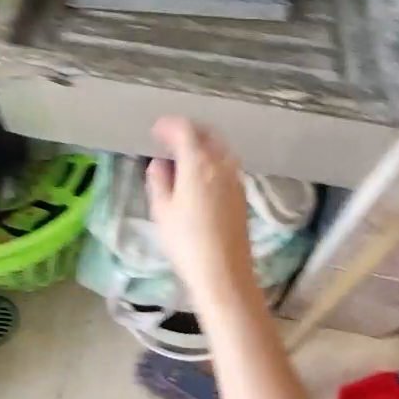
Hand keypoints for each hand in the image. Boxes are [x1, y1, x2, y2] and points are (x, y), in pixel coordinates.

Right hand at [146, 116, 255, 307]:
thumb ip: (159, 181)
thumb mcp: (162, 211)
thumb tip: (159, 164)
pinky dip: (212, 158)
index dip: (169, 125)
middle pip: (207, 134)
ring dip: (202, 144)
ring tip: (184, 154)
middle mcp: (221, 164)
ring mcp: (235, 178)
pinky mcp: (242, 193)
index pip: (185, 130)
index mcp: (198, 163)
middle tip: (169, 137)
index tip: (156, 130)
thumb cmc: (187, 242)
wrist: (224, 273)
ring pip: (220, 148)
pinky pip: (227, 163)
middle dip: (188, 130)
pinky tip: (200, 173)